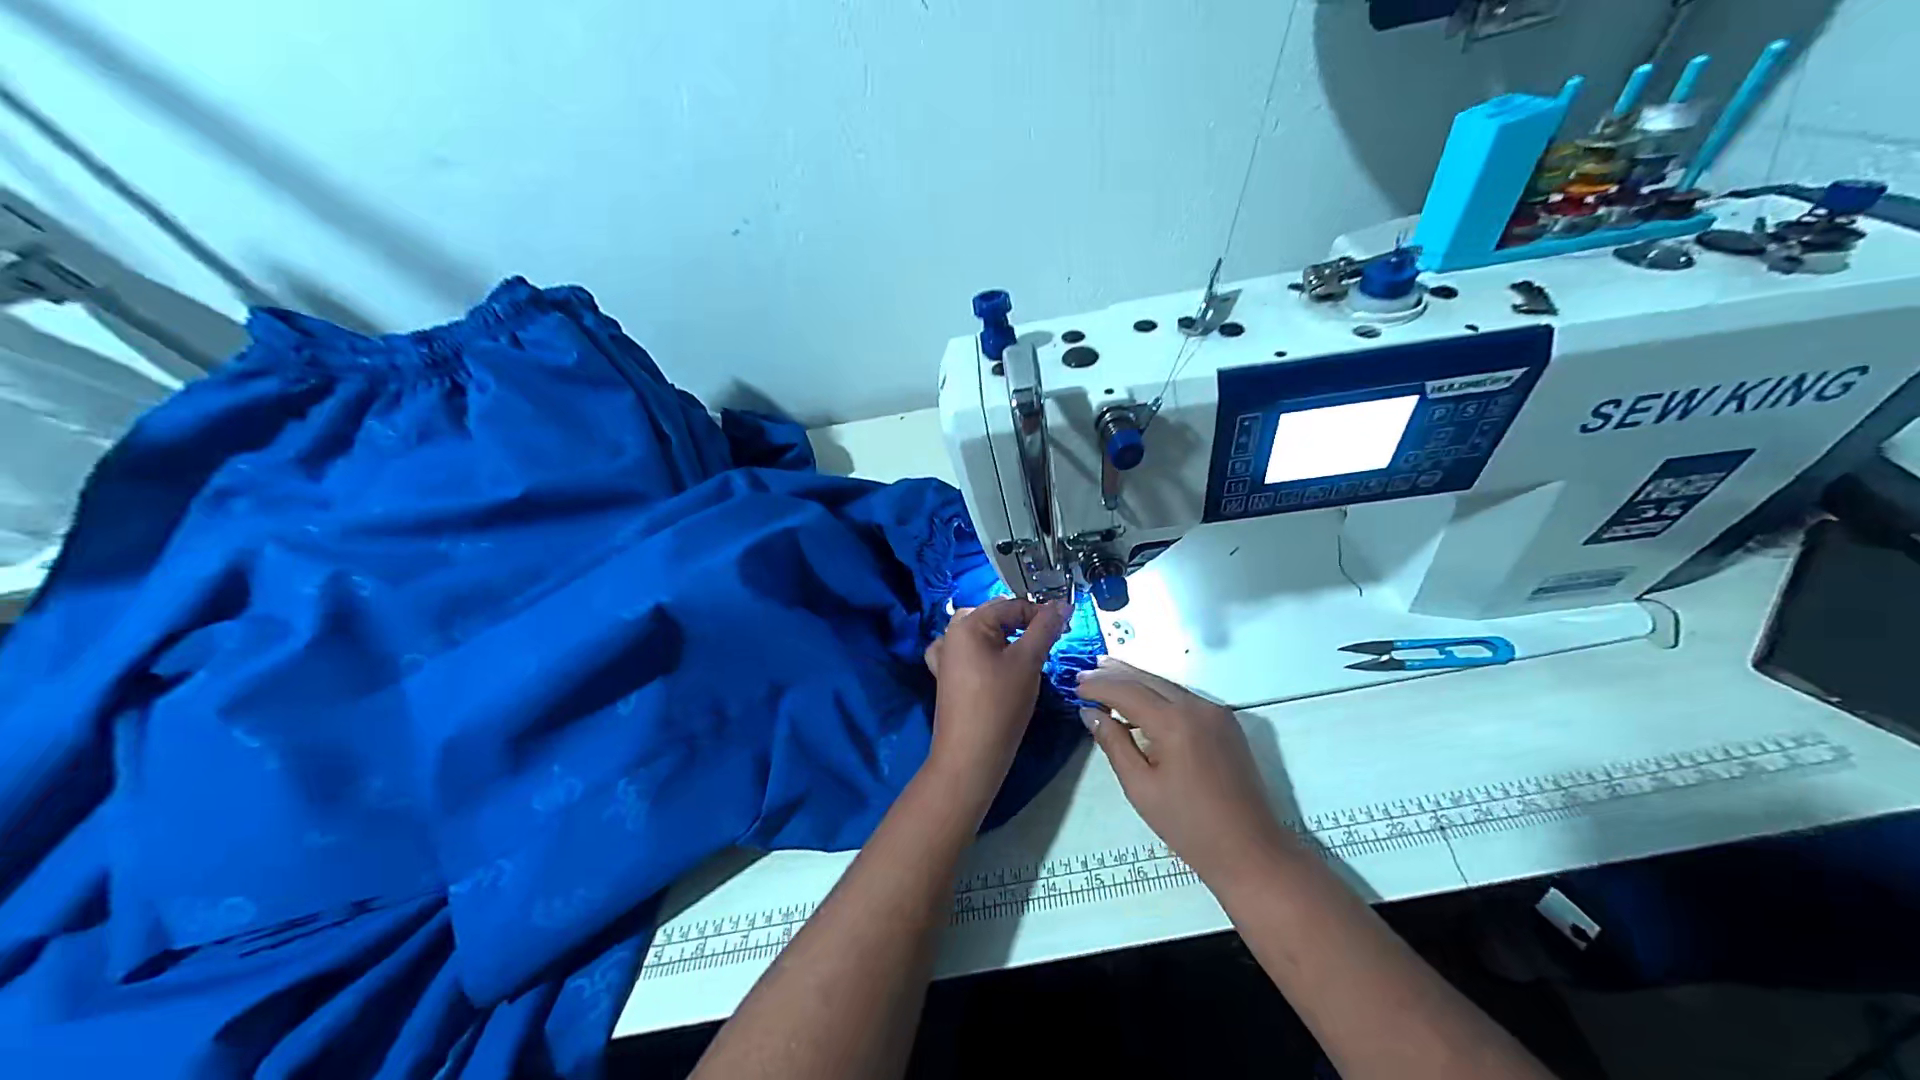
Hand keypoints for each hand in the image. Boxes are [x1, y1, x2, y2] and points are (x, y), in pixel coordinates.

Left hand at [923, 596, 1069, 786]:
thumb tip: (1061, 605)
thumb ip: (1045, 629)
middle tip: (1047, 642)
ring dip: (1004, 637)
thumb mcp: (1028, 662)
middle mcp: (951, 633)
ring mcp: (944, 655)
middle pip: (994, 616)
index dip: (1040, 613)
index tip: (1064, 628)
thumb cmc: (1000, 704)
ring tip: (1025, 653)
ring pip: (980, 633)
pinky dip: (983, 650)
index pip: (1011, 605)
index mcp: (968, 623)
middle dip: (1022, 624)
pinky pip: (967, 651)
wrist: (970, 755)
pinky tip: (992, 662)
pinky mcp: (945, 675)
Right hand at [1076, 657, 1292, 884]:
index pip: (1127, 691)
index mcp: (1174, 722)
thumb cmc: (1188, 825)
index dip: (1099, 686)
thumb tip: (1091, 713)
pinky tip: (1142, 699)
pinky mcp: (1226, 723)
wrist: (1250, 850)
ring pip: (1167, 686)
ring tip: (1107, 675)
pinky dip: (1158, 693)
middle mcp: (1197, 707)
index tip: (1075, 685)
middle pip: (1148, 680)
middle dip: (1116, 674)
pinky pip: (1184, 698)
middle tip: (1086, 672)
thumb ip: (1114, 743)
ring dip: (1137, 680)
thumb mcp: (1140, 787)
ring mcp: (1216, 713)